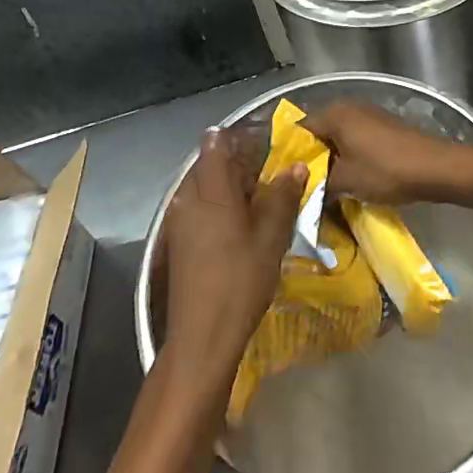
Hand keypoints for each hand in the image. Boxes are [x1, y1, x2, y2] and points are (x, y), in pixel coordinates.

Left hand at [161, 129, 305, 361]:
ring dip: (228, 187)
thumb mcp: (271, 236)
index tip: (266, 147)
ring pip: (203, 186)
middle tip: (269, 179)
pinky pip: (197, 206)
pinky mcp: (176, 239)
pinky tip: (239, 227)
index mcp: (209, 188)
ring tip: (258, 204)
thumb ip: (283, 196)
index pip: (216, 142)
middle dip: (238, 165)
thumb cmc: (240, 279)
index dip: (240, 138)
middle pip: (210, 163)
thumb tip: (296, 166)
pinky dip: (217, 206)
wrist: (202, 335)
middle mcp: (187, 195)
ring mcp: (177, 218)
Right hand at [302, 101, 467, 203]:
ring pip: (337, 137)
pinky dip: (348, 155)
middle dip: (311, 158)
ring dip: (330, 159)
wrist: (435, 167)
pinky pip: (354, 139)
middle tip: (303, 185)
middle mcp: (347, 107)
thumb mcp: (346, 181)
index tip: (285, 179)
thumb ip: (319, 183)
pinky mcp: (382, 126)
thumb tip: (304, 190)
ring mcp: (367, 115)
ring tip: (324, 185)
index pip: (299, 130)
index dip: (291, 154)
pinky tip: (349, 177)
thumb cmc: (385, 170)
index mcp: (334, 114)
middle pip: (318, 132)